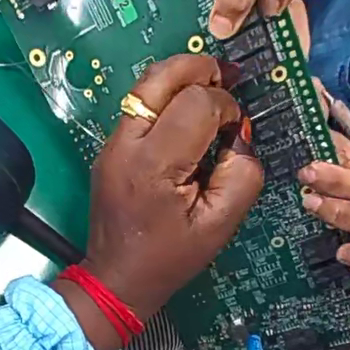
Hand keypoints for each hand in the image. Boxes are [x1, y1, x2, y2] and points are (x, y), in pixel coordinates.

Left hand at [61, 55, 262, 349]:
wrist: (117, 279)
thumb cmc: (169, 259)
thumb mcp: (220, 225)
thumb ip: (242, 175)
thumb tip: (240, 136)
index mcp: (154, 167)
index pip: (197, 104)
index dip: (226, 106)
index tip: (236, 129)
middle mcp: (125, 146)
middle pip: (161, 77)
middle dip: (199, 69)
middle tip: (225, 79)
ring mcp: (111, 146)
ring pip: (144, 87)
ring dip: (179, 80)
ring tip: (208, 91)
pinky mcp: (108, 150)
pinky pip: (137, 108)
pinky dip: (164, 100)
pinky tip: (184, 117)